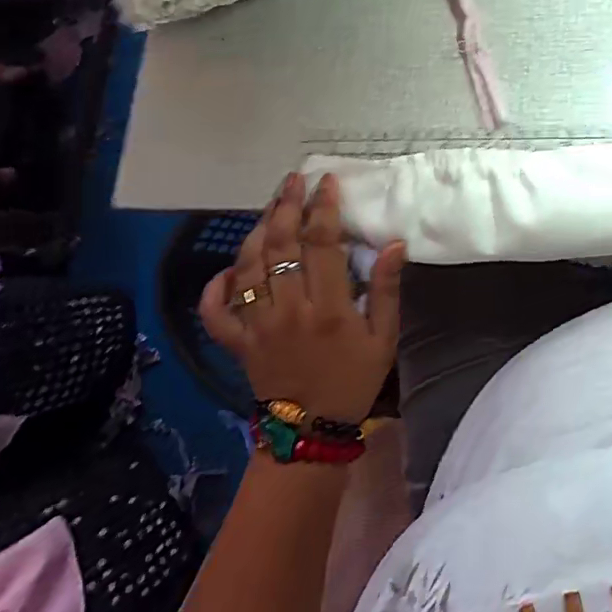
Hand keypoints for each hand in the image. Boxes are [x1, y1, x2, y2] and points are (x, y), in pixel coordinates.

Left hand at [199, 173, 407, 423]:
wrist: (311, 431)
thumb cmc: (354, 380)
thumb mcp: (384, 338)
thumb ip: (388, 290)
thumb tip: (394, 244)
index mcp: (329, 308)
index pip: (322, 243)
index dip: (323, 207)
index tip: (327, 182)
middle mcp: (288, 309)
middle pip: (280, 245)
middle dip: (286, 205)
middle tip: (294, 180)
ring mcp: (257, 326)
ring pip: (248, 266)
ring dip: (256, 230)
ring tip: (269, 207)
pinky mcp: (237, 342)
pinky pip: (217, 311)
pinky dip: (216, 287)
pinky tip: (227, 269)